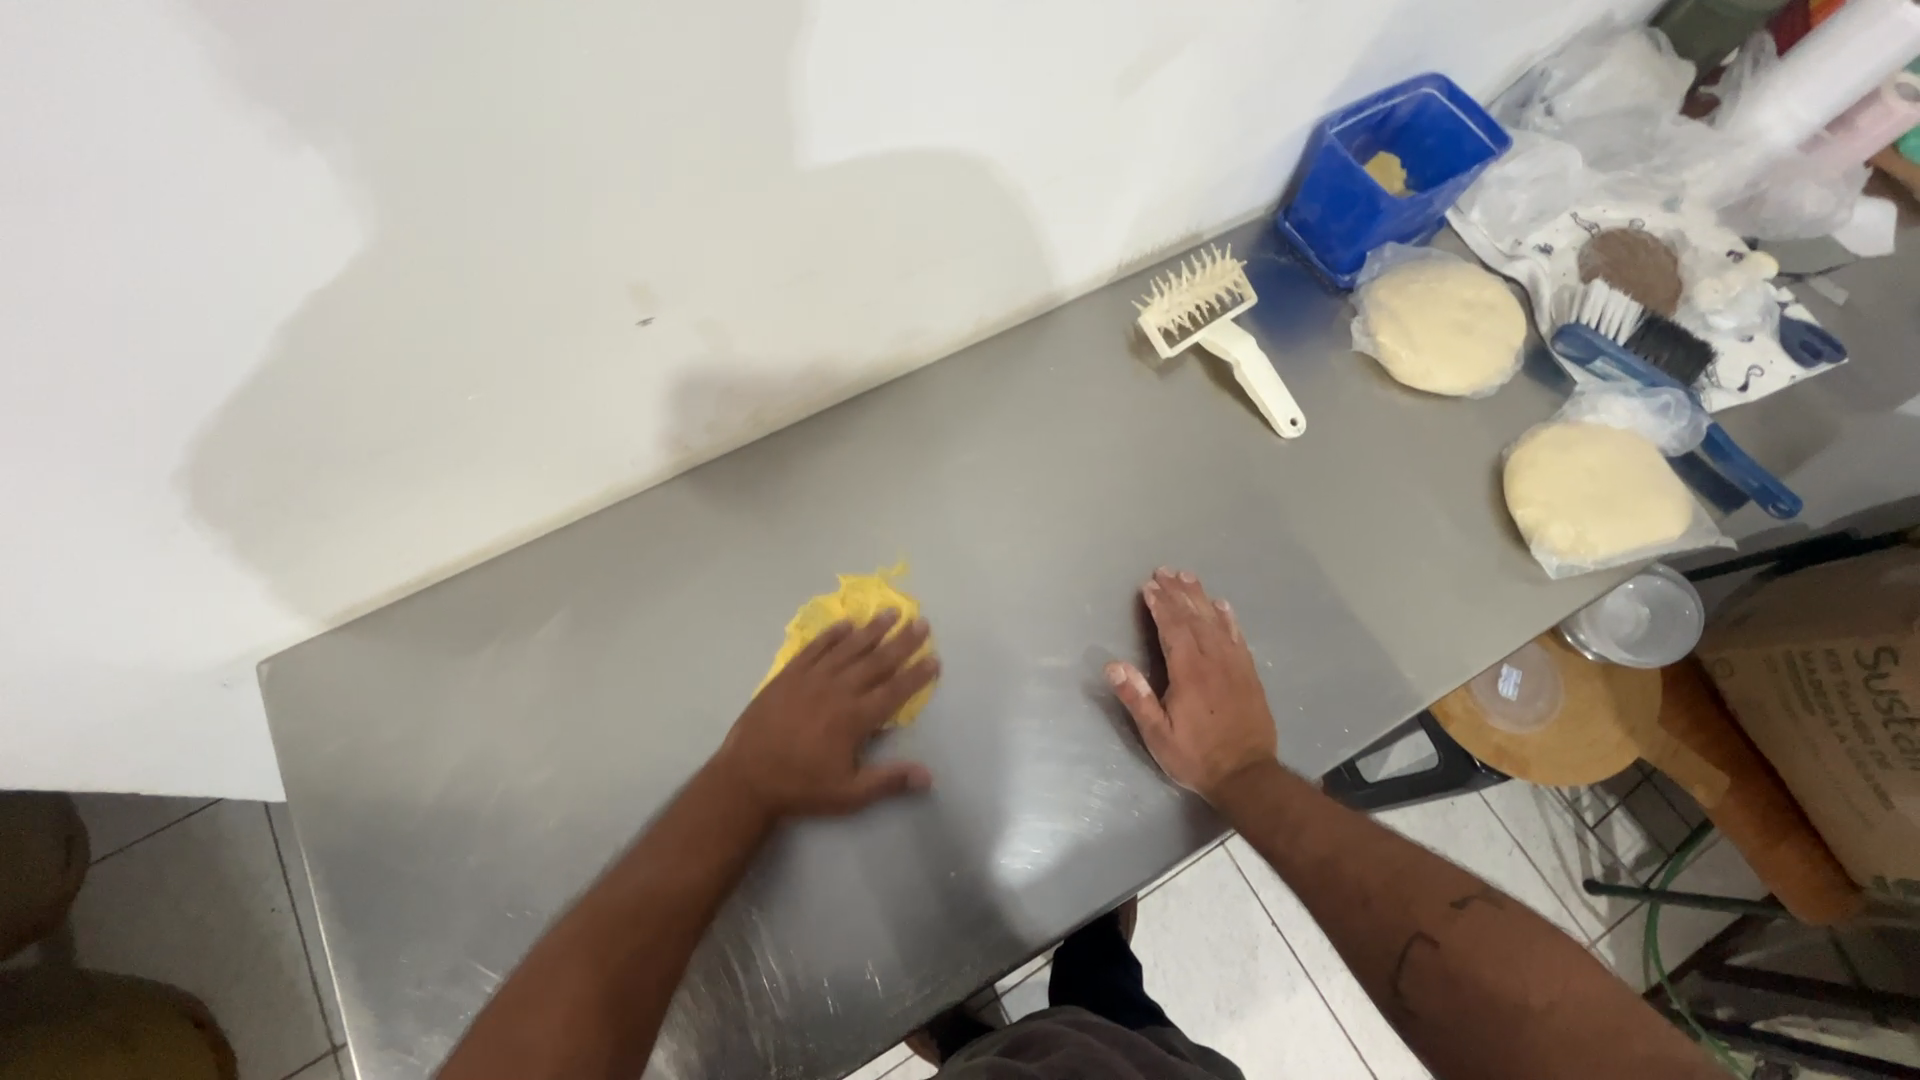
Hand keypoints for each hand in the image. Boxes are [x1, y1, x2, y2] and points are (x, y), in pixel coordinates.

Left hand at [711, 611, 938, 820]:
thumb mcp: (848, 795)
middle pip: (876, 661)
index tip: (934, 658)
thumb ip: (888, 781)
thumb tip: (928, 776)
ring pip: (847, 648)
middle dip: (902, 641)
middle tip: (920, 622)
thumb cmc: (801, 787)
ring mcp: (811, 679)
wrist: (746, 778)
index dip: (916, 675)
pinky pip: (814, 648)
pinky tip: (845, 623)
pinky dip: (831, 634)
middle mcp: (837, 691)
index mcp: (854, 718)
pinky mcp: (788, 675)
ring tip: (890, 612)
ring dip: (871, 630)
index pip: (894, 691)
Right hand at [1106, 568, 1276, 801]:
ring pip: (1216, 622)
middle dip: (1178, 593)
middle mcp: (1214, 661)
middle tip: (1165, 571)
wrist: (1248, 776)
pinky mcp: (1249, 674)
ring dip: (1200, 597)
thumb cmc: (1196, 756)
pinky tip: (1222, 605)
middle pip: (1194, 618)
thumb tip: (1113, 666)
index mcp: (1189, 672)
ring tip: (1188, 577)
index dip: (1160, 605)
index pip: (1172, 629)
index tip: (1148, 587)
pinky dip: (1228, 618)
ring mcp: (1235, 665)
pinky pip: (1237, 637)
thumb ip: (1137, 698)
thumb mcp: (1158, 734)